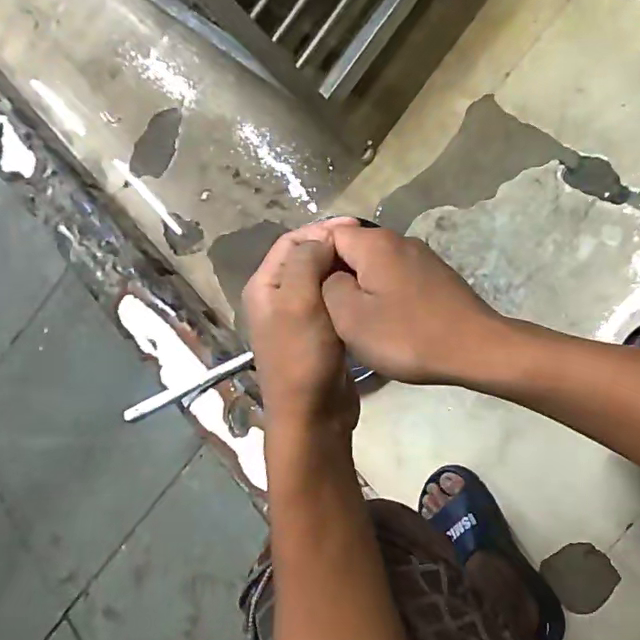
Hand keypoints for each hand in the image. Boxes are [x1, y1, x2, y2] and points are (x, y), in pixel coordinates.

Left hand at [243, 219, 358, 435]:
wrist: (312, 413)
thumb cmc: (303, 357)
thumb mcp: (301, 303)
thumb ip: (308, 263)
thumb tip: (324, 238)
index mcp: (266, 286)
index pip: (292, 242)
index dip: (322, 229)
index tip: (357, 226)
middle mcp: (278, 299)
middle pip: (306, 259)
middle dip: (335, 248)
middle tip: (371, 244)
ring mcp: (299, 319)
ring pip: (322, 281)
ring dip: (344, 269)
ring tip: (374, 264)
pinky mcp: (319, 336)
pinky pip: (333, 303)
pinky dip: (349, 292)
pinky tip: (370, 292)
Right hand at [320, 224, 513, 385]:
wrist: (476, 349)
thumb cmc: (408, 336)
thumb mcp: (350, 317)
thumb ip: (326, 287)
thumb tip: (329, 275)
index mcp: (375, 243)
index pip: (326, 236)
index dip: (312, 263)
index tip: (309, 295)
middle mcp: (401, 240)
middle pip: (355, 251)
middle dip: (339, 278)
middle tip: (331, 313)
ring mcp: (425, 259)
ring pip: (379, 267)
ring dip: (366, 290)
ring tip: (359, 322)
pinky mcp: (440, 279)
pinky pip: (401, 281)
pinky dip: (390, 297)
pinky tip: (391, 323)